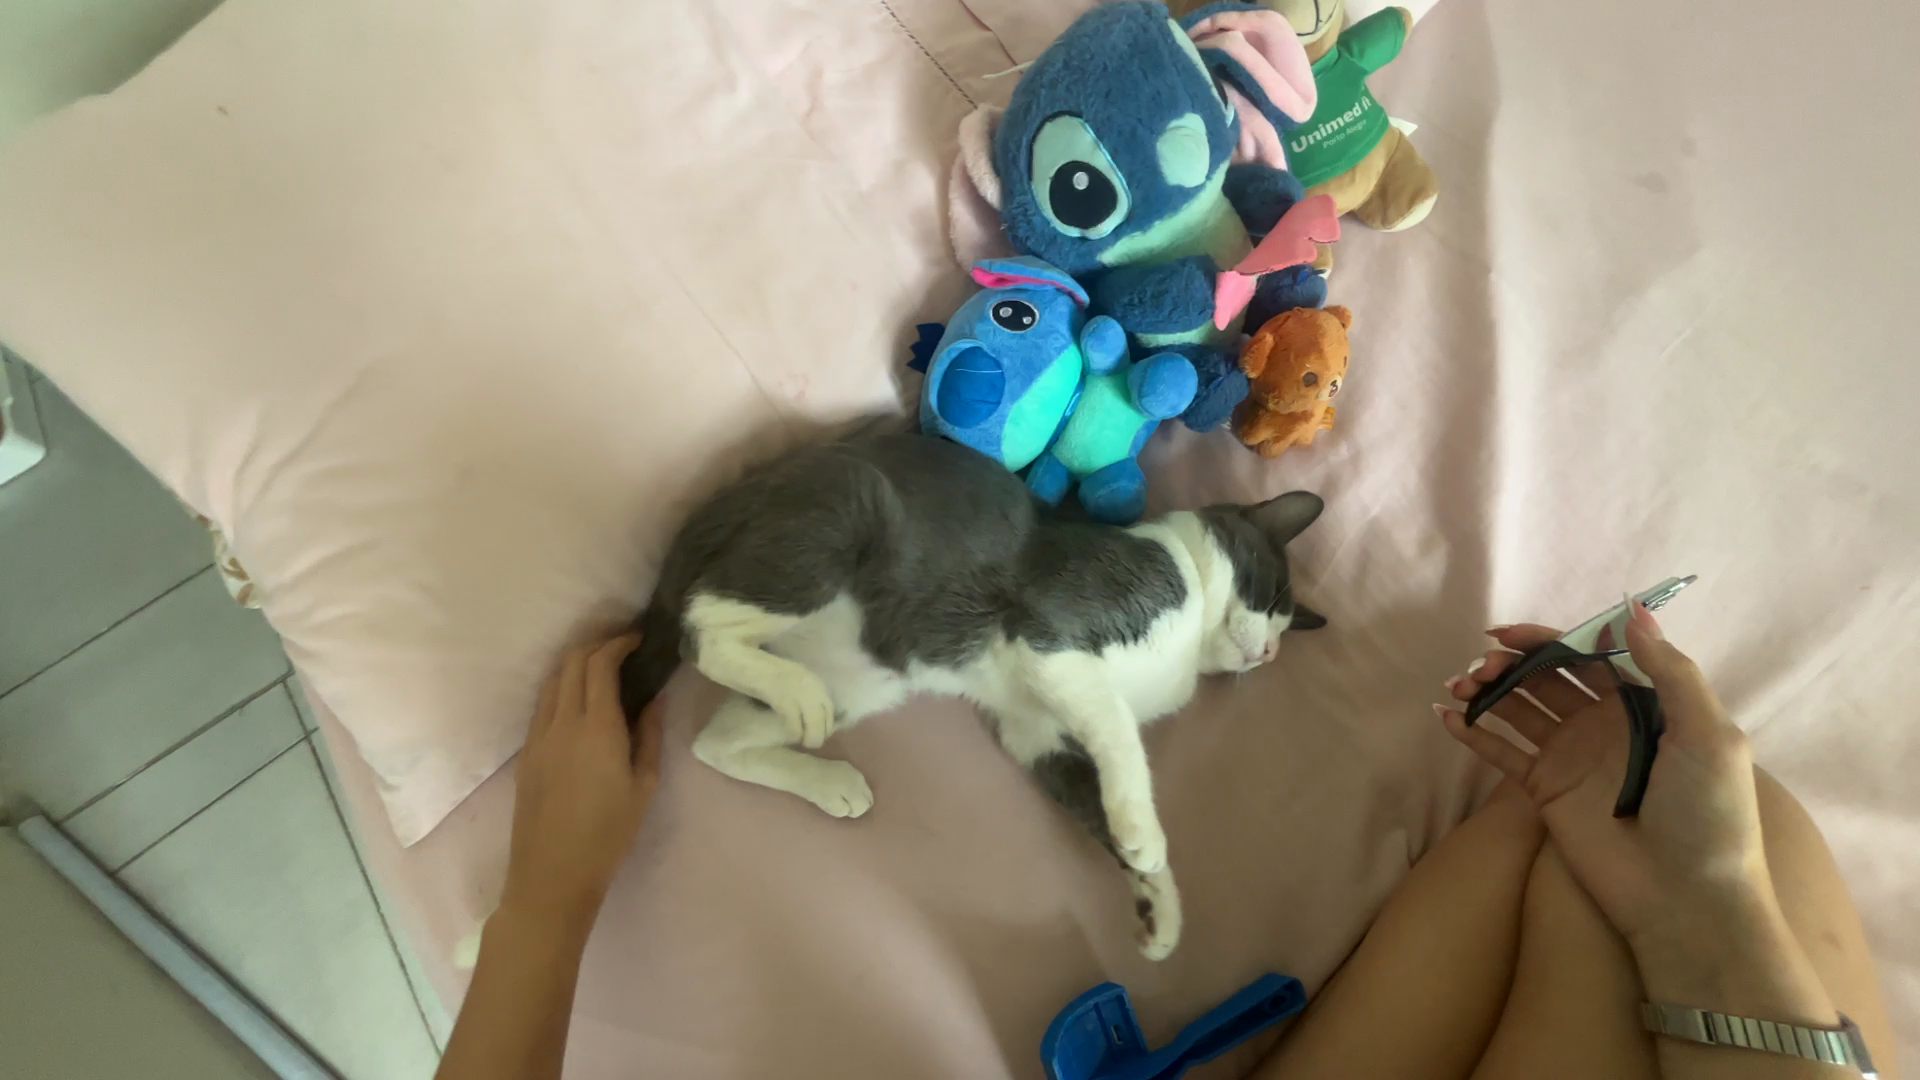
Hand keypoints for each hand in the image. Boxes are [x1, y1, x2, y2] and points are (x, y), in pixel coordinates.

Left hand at [501, 634, 664, 933]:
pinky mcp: (527, 753)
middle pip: (572, 663)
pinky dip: (563, 687)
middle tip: (625, 646)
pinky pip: (544, 705)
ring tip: (604, 666)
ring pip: (553, 681)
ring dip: (577, 663)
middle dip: (598, 644)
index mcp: (596, 728)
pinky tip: (582, 699)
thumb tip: (656, 697)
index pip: (600, 665)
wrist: (552, 876)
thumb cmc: (610, 832)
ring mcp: (538, 737)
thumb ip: (650, 733)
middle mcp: (562, 723)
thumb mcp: (645, 783)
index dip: (619, 643)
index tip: (640, 639)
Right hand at [1434, 605, 1772, 947]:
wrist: (1685, 896)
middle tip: (1481, 667)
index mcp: (1640, 708)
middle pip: (1542, 679)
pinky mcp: (1540, 785)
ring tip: (1459, 687)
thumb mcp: (1709, 738)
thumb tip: (1631, 612)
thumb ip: (1670, 674)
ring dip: (1484, 691)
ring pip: (1515, 707)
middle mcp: (1599, 724)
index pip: (1584, 658)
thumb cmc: (1707, 814)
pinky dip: (1469, 731)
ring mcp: (1567, 754)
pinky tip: (1445, 716)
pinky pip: (1497, 750)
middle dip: (1508, 664)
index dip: (1544, 641)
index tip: (1504, 634)